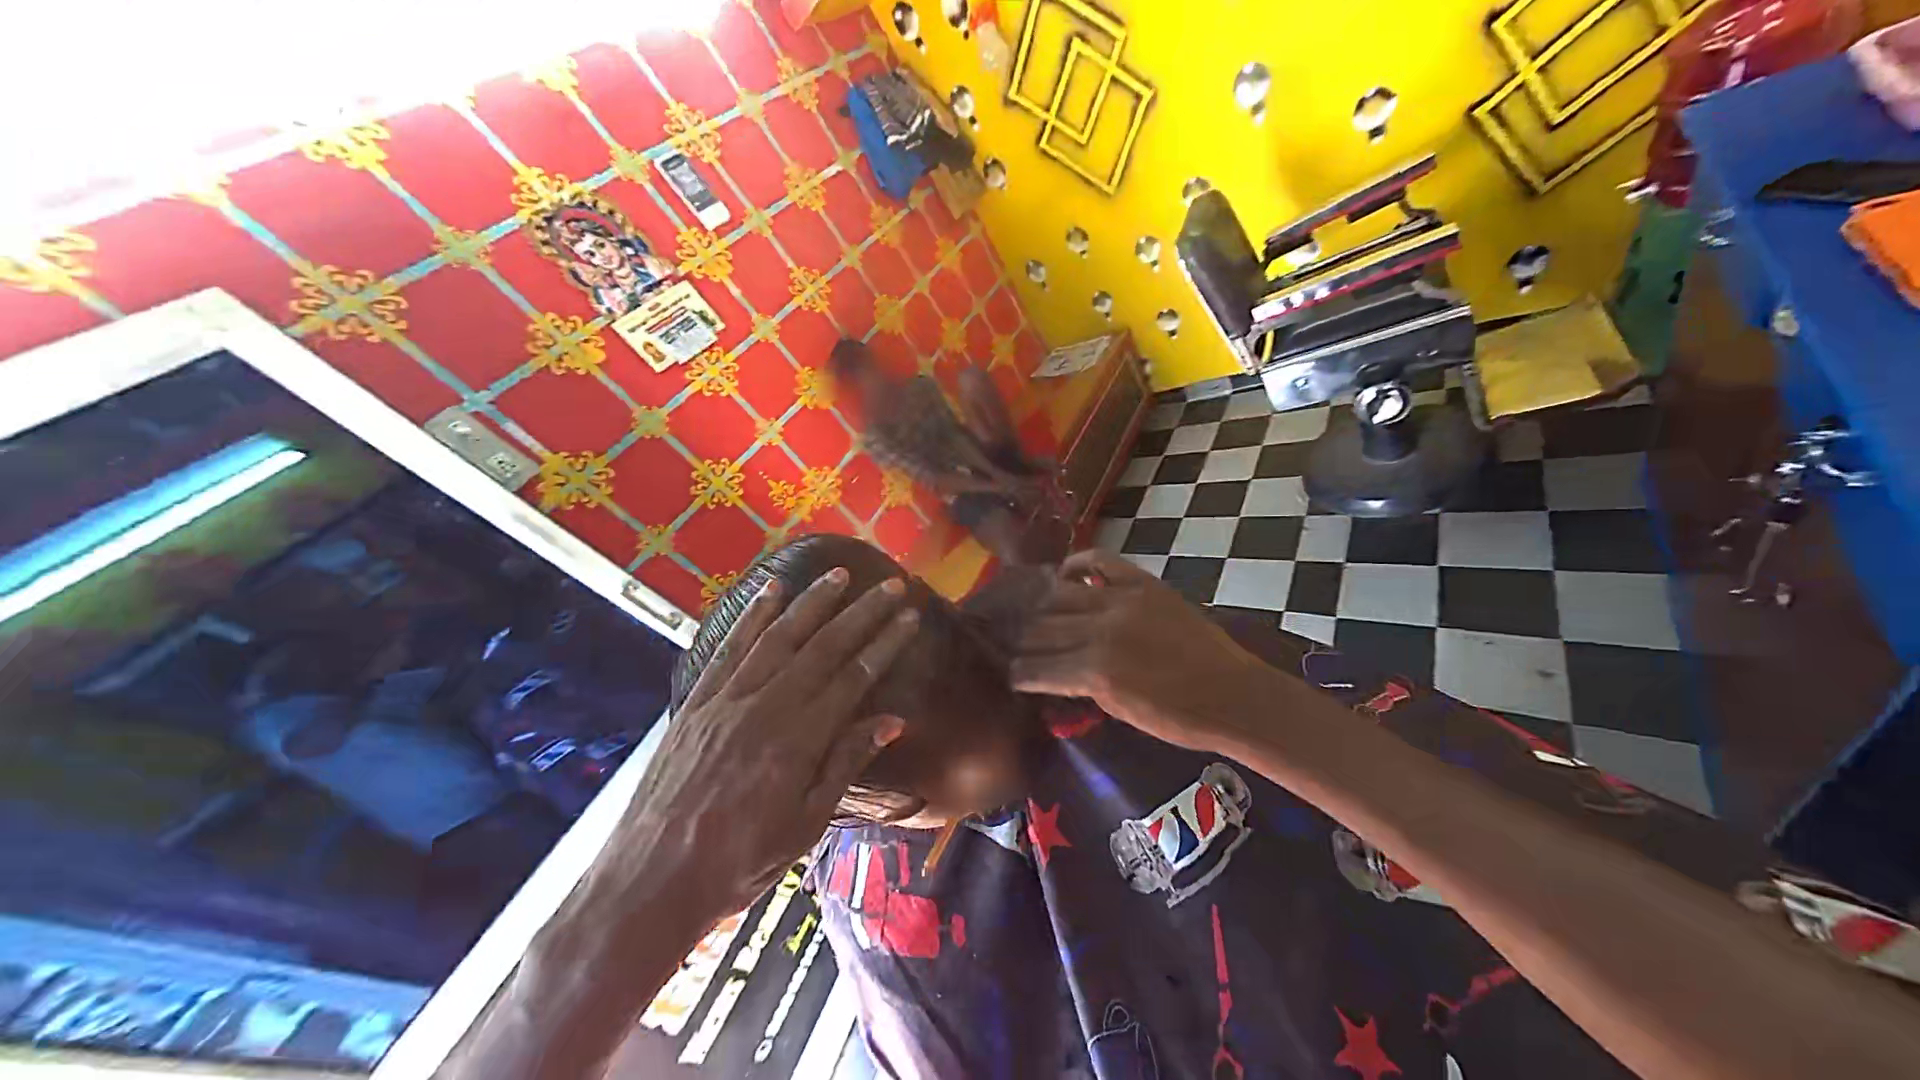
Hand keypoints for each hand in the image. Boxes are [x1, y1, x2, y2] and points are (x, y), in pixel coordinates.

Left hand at [627, 570, 919, 914]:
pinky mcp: (697, 701)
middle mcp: (765, 707)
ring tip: (839, 574)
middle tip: (891, 585)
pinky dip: (752, 615)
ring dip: (812, 602)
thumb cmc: (739, 862)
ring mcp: (727, 699)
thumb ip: (845, 764)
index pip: (854, 677)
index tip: (909, 617)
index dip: (884, 643)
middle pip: (822, 647)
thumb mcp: (805, 825)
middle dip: (861, 613)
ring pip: (778, 636)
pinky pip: (729, 648)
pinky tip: (770, 591)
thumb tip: (891, 720)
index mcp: (798, 740)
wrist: (651, 880)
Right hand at [1010, 550, 1272, 752]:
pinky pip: (1099, 561)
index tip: (1010, 674)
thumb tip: (1051, 673)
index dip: (1017, 673)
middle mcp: (1100, 632)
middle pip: (1040, 628)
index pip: (1035, 668)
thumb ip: (1080, 688)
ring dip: (1041, 607)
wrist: (1233, 696)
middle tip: (1015, 644)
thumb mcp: (1119, 713)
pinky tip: (1065, 575)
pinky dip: (1077, 565)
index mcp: (1094, 673)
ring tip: (1035, 612)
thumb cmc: (1177, 718)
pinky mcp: (1143, 583)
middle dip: (1022, 641)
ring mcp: (1122, 601)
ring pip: (1058, 594)